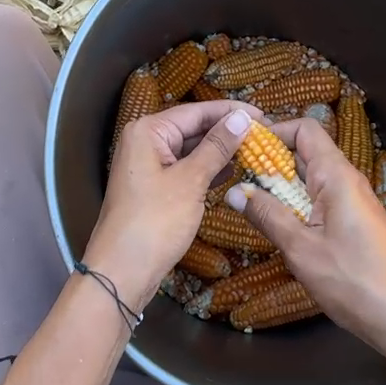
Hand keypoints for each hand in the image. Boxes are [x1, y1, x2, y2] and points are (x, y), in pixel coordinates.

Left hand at [82, 100, 258, 309]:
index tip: (263, 114)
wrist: (121, 273)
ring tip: (256, 150)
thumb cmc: (154, 222)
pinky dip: (208, 169)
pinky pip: (186, 169)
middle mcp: (146, 141)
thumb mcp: (190, 181)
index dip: (231, 112)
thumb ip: (217, 147)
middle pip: (193, 128)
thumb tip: (242, 117)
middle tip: (264, 134)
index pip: (197, 111)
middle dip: (227, 131)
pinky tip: (233, 170)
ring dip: (221, 151)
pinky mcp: (156, 188)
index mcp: (149, 131)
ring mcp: (149, 166)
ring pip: (191, 149)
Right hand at [228, 119, 385, 354]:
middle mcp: (347, 180)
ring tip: (254, 203)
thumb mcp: (301, 248)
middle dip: (272, 161)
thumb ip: (267, 216)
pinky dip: (298, 204)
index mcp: (336, 176)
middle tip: (240, 178)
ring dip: (282, 186)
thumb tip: (235, 192)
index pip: (304, 130)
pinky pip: (321, 200)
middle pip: (306, 152)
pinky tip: (282, 226)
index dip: (274, 131)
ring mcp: (353, 202)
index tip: (244, 148)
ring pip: (311, 179)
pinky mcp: (355, 223)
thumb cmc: (354, 281)